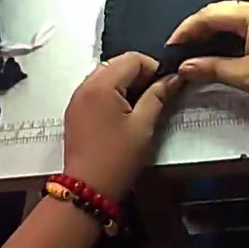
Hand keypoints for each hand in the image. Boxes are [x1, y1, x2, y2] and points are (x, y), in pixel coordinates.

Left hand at [61, 53, 180, 200]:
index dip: (153, 67)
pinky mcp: (74, 111)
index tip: (166, 85)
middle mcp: (85, 85)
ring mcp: (76, 98)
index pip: (131, 58)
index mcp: (101, 85)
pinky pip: (95, 90)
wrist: (87, 189)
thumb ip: (158, 96)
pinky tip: (122, 113)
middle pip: (116, 64)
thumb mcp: (143, 125)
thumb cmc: (118, 157)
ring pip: (105, 76)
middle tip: (155, 95)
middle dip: (139, 74)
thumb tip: (174, 78)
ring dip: (125, 83)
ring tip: (140, 105)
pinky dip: (111, 93)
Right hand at [167, 2, 248, 116]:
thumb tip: (184, 67)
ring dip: (210, 35)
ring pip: (230, 22)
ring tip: (191, 52)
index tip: (170, 45)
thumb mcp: (247, 76)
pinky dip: (224, 41)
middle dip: (196, 30)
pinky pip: (241, 31)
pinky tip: (214, 55)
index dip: (187, 29)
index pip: (210, 14)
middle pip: (219, 14)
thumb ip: (213, 68)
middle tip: (177, 49)